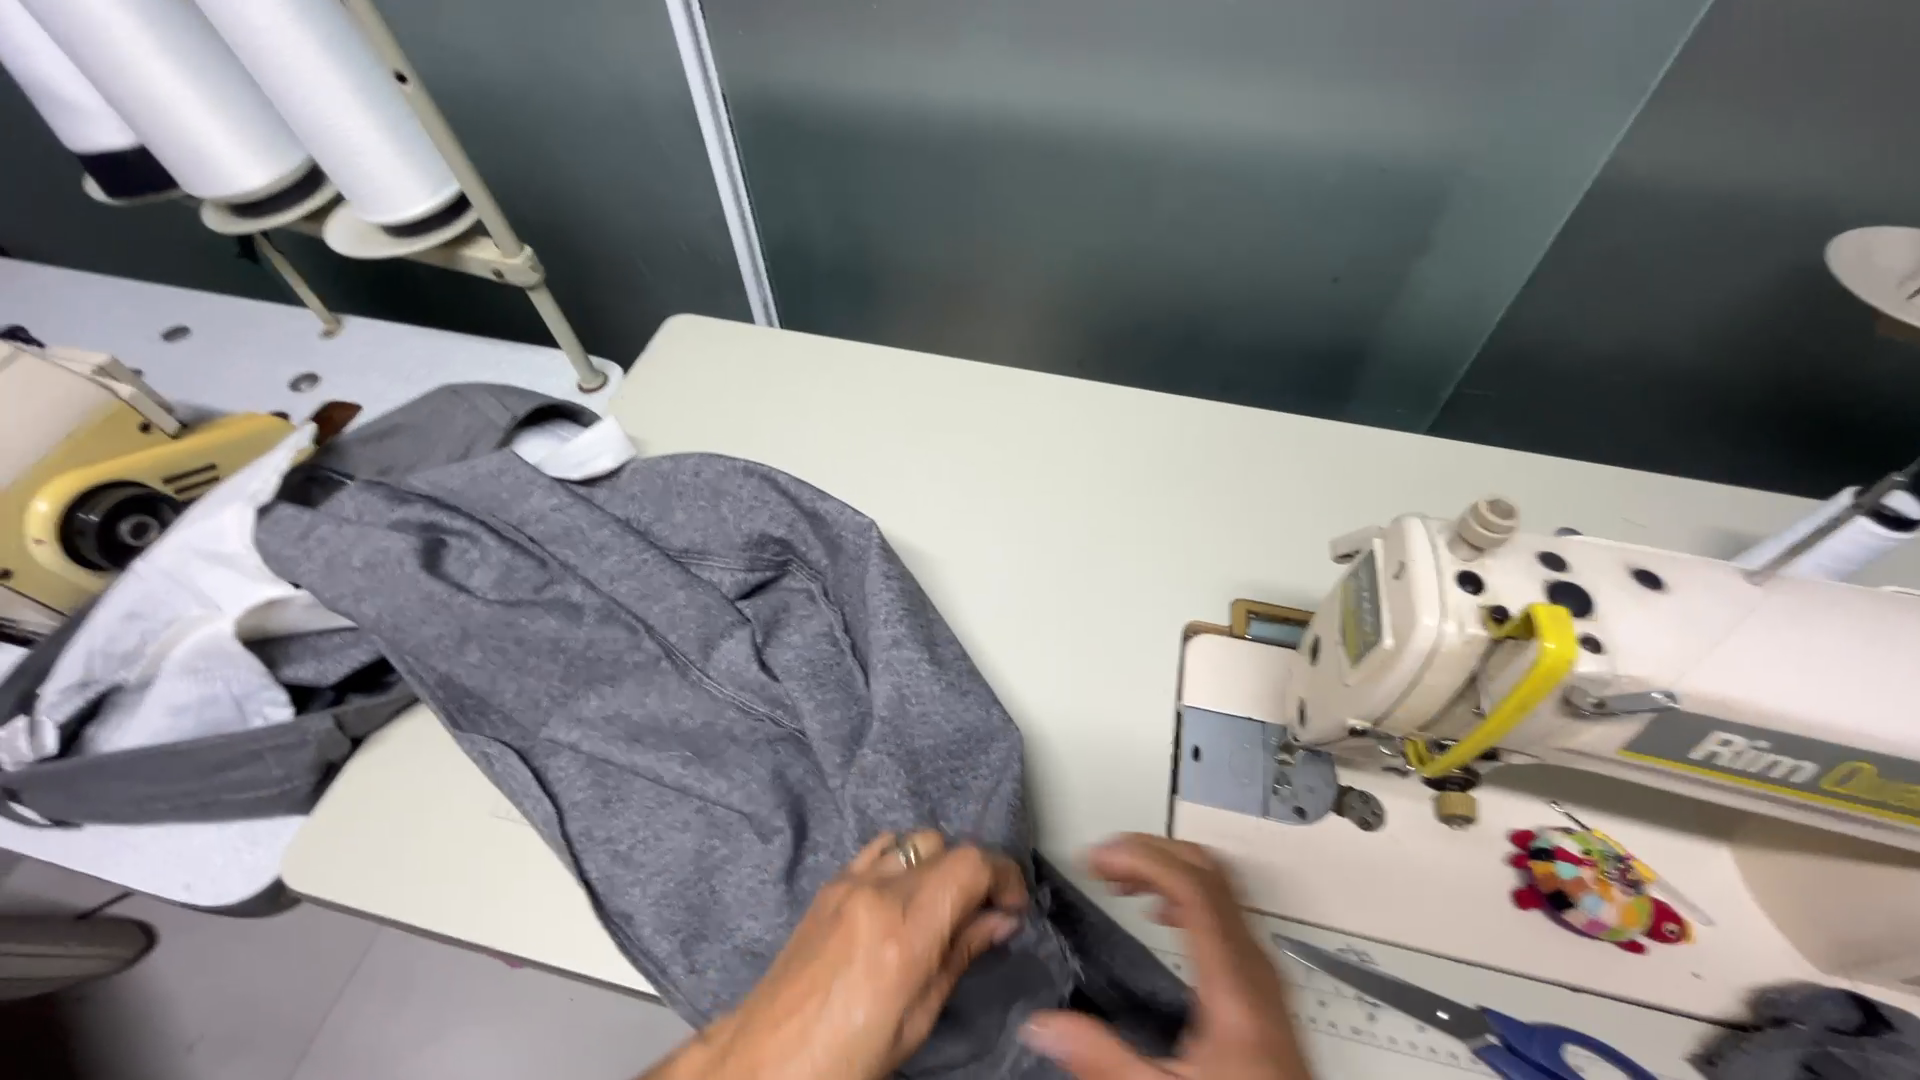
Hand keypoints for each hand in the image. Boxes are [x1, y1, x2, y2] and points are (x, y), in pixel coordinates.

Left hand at [651, 830, 1028, 1079]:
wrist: (763, 1062)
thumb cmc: (846, 1058)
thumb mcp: (917, 1019)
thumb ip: (960, 955)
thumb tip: (1001, 920)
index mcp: (904, 931)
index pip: (970, 864)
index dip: (1004, 874)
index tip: (1014, 906)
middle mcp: (877, 892)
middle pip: (947, 845)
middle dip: (978, 871)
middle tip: (987, 912)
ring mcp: (848, 882)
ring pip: (914, 839)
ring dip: (941, 862)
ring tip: (946, 903)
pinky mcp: (828, 884)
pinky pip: (879, 848)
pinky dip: (905, 858)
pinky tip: (905, 894)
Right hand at [1019, 834, 1310, 1079]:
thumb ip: (1102, 1058)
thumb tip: (1045, 1024)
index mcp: (1233, 985)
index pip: (1193, 886)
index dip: (1141, 857)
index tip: (1098, 858)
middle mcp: (1255, 966)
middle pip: (1207, 871)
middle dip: (1149, 850)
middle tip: (1102, 859)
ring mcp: (1262, 970)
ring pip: (1218, 883)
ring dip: (1165, 865)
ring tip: (1121, 876)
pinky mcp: (1260, 981)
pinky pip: (1224, 908)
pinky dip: (1183, 890)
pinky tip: (1157, 909)